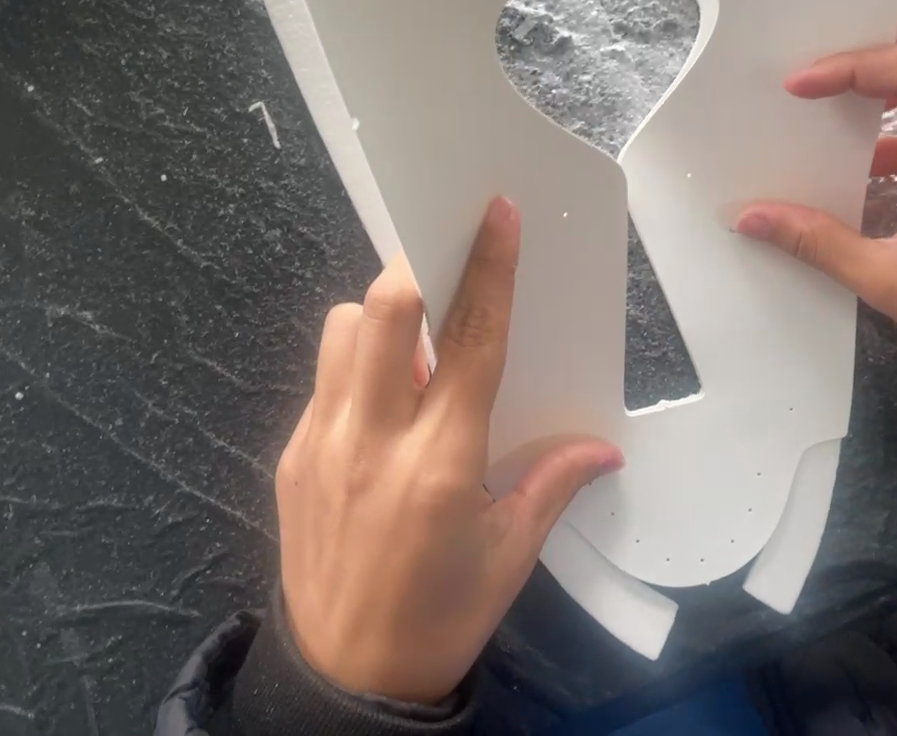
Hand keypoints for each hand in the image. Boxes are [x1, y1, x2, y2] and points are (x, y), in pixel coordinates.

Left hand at [276, 197, 623, 702]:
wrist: (344, 682)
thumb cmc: (440, 615)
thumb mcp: (509, 557)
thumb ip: (552, 485)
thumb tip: (604, 448)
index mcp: (441, 462)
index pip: (471, 340)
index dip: (488, 269)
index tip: (494, 214)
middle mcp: (374, 438)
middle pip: (386, 311)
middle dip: (415, 266)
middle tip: (441, 261)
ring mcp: (323, 441)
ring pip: (343, 330)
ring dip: (381, 316)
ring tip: (413, 348)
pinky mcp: (292, 453)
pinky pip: (324, 376)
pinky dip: (358, 362)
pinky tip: (382, 403)